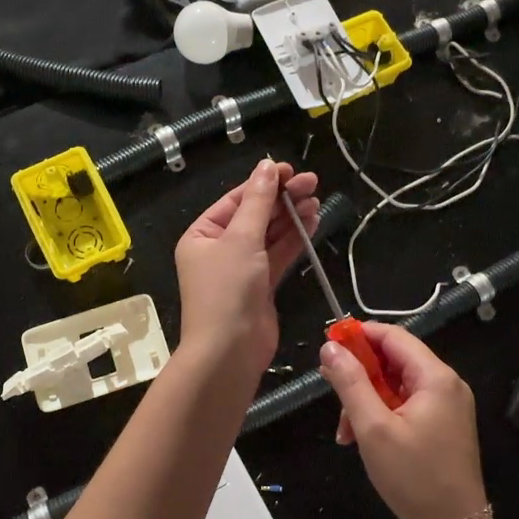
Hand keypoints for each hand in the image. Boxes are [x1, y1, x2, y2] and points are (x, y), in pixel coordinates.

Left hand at [174, 158, 318, 373]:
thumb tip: (267, 167)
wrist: (229, 351)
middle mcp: (218, 250)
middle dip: (282, 199)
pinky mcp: (260, 287)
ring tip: (316, 199)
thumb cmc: (227, 290)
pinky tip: (313, 221)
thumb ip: (258, 202)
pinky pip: (278, 255)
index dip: (263, 183)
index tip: (290, 170)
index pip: (234, 200)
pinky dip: (294, 239)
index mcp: (201, 235)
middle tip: (312, 182)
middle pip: (254, 215)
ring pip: (269, 235)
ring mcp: (240, 269)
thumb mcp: (241, 239)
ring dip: (291, 218)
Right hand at [320, 323, 487, 518]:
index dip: (359, 335)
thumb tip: (330, 346)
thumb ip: (350, 383)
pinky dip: (381, 415)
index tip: (327, 345)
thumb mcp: (373, 428)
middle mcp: (447, 385)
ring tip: (345, 431)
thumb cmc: (413, 477)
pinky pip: (406, 405)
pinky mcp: (443, 426)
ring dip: (366, 400)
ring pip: (397, 385)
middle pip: (394, 360)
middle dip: (359, 375)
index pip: (394, 336)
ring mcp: (447, 406)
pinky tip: (361, 438)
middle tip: (330, 391)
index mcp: (436, 378)